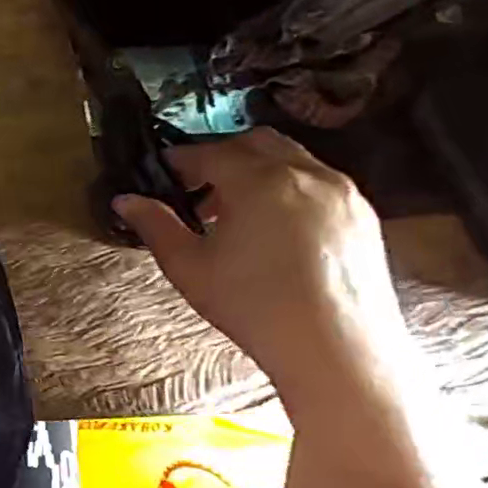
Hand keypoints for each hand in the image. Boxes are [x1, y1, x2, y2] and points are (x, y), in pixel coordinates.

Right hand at [113, 129, 407, 405]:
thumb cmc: (250, 304)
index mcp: (260, 183)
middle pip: (256, 142)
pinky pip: (316, 182)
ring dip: (254, 170)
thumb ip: (155, 225)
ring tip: (228, 211)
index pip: (211, 152)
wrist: (334, 344)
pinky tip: (267, 227)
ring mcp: (342, 192)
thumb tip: (125, 200)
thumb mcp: (187, 265)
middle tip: (192, 186)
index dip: (180, 159)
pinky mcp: (362, 214)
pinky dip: (285, 187)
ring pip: (291, 159)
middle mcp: (306, 175)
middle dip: (220, 155)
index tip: (160, 173)